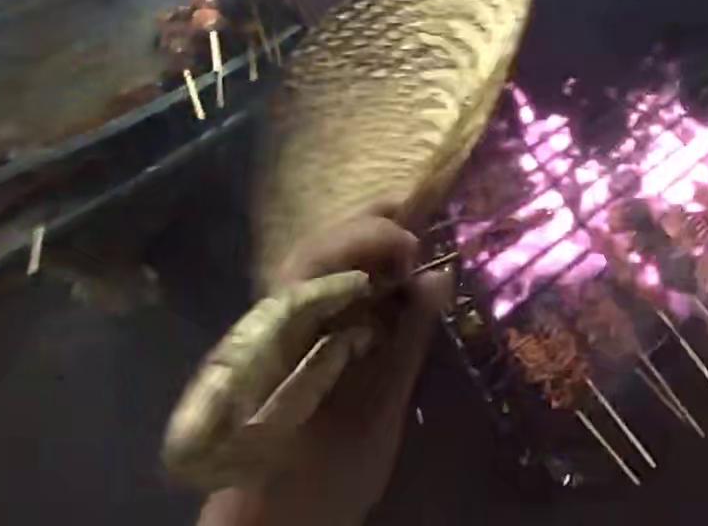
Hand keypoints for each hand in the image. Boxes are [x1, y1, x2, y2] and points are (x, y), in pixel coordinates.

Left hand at [199, 205, 452, 525]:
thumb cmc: (320, 485)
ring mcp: (275, 332)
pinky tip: (394, 265)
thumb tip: (440, 274)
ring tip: (413, 230)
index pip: (310, 267)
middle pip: (311, 250)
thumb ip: (407, 343)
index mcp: (275, 348)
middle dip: (367, 227)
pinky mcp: (290, 340)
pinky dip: (361, 263)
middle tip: (421, 222)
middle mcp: (267, 329)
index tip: (413, 250)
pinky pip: (324, 283)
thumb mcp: (374, 416)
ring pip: (315, 260)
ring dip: (365, 238)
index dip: (363, 242)